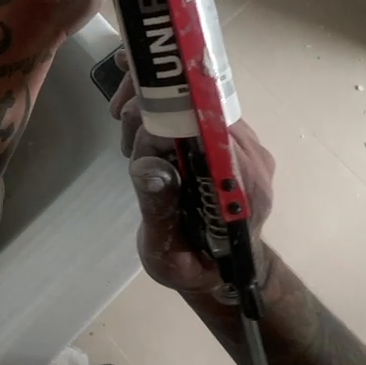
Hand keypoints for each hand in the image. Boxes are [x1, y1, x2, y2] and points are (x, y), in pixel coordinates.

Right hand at [109, 49, 275, 296]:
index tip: (130, 109)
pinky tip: (137, 116)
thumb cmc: (191, 266)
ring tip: (123, 124)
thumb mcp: (165, 250)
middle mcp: (248, 156)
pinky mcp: (227, 136)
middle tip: (117, 117)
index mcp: (240, 184)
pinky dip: (162, 101)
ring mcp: (241, 143)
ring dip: (151, 99)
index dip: (169, 107)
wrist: (219, 268)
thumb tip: (149, 167)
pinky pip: (194, 104)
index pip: (209, 126)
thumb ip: (158, 208)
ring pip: (195, 96)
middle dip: (150, 101)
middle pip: (199, 101)